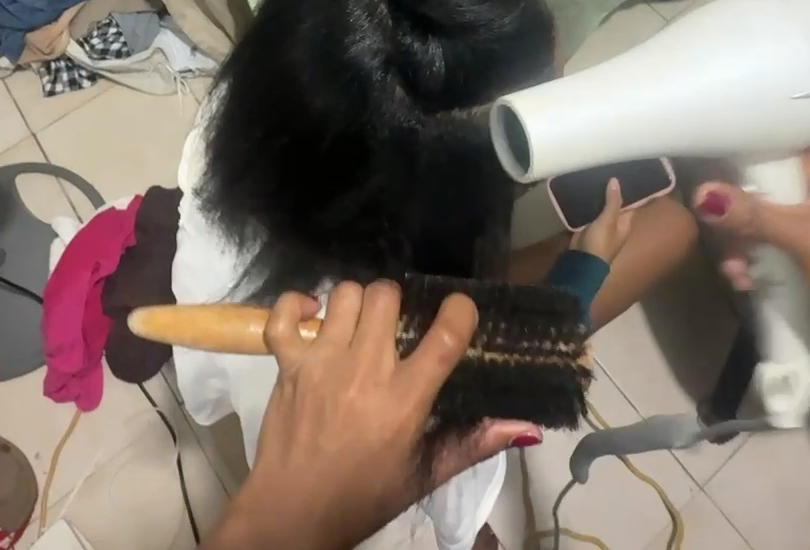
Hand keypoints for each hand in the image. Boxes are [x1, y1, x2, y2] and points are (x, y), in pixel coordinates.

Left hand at [204, 281, 537, 549]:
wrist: (293, 516)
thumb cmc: (364, 497)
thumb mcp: (423, 476)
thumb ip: (473, 444)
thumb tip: (524, 425)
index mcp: (404, 399)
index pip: (444, 336)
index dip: (459, 311)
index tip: (458, 310)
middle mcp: (365, 369)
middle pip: (386, 295)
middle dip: (395, 302)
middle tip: (393, 326)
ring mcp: (322, 361)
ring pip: (345, 294)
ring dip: (355, 303)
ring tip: (357, 325)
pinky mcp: (287, 363)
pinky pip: (284, 314)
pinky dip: (295, 305)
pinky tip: (312, 313)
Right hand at [569, 177, 633, 262]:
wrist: (583, 260)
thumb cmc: (601, 242)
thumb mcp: (608, 220)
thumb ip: (612, 201)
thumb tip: (616, 180)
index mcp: (625, 222)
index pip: (631, 203)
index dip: (630, 190)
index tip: (627, 174)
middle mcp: (615, 222)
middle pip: (615, 203)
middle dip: (611, 190)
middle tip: (606, 169)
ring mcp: (602, 224)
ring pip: (602, 206)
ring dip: (599, 195)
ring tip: (594, 174)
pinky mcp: (589, 225)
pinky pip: (591, 211)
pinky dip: (589, 202)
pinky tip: (583, 190)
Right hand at [691, 147, 809, 342]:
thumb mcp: (806, 235)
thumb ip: (751, 213)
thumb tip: (697, 192)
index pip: (775, 149)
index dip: (739, 159)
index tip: (704, 171)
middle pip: (763, 188)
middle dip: (736, 214)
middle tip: (719, 235)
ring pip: (762, 222)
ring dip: (742, 244)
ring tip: (736, 271)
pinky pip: (772, 248)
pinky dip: (755, 262)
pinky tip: (745, 281)